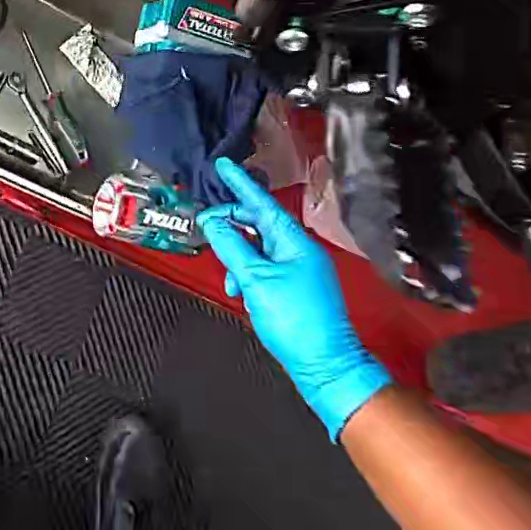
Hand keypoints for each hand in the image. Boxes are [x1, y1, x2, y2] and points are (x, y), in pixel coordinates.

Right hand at [197, 156, 390, 439]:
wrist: (324, 364)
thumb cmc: (295, 320)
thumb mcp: (255, 279)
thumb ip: (231, 246)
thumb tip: (213, 222)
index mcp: (293, 240)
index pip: (260, 202)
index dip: (239, 183)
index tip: (223, 165)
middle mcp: (297, 248)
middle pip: (256, 223)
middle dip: (230, 224)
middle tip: (206, 226)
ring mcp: (296, 266)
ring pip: (256, 246)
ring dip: (236, 256)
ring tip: (228, 278)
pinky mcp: (292, 284)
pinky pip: (262, 266)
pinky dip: (246, 273)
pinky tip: (239, 290)